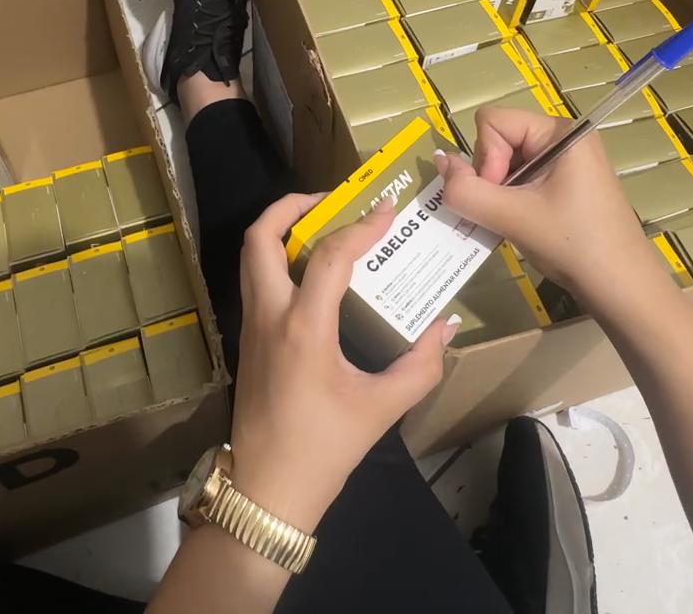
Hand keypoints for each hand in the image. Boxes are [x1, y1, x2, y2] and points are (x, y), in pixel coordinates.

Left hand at [227, 193, 458, 532]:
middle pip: (261, 237)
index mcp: (303, 326)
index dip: (361, 226)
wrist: (266, 491)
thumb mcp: (381, 409)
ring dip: (278, 229)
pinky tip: (310, 272)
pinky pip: (255, 279)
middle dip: (291, 206)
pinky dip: (277, 258)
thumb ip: (420, 366)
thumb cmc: (324, 449)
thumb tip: (446, 327)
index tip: (386, 209)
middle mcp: (269, 314)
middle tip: (330, 200)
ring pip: (250, 256)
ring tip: (319, 224)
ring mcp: (251, 324)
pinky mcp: (246, 338)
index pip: (331, 255)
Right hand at [435, 107, 672, 313]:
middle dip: (492, 175)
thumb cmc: (573, 245)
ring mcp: (567, 160)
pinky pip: (522, 176)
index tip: (503, 195)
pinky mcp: (566, 182)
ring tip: (516, 220)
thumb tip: (439, 161)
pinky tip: (523, 222)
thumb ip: (466, 190)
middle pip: (498, 138)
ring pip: (506, 160)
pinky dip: (512, 198)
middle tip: (509, 211)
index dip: (485, 158)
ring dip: (500, 191)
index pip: (492, 122)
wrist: (623, 290)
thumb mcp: (512, 217)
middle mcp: (564, 137)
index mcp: (559, 131)